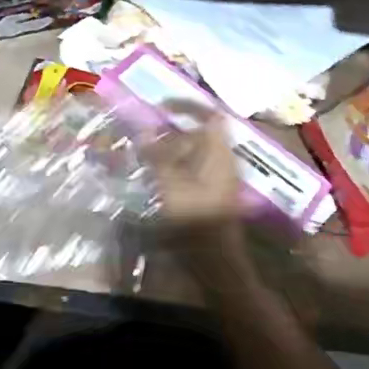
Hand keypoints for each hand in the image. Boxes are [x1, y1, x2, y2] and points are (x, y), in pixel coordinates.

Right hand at [149, 103, 244, 229]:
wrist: (215, 263)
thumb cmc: (196, 221)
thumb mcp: (172, 185)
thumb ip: (159, 156)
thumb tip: (145, 131)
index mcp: (220, 154)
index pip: (211, 115)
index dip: (188, 105)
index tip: (161, 105)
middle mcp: (224, 161)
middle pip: (201, 133)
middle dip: (173, 128)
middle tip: (145, 129)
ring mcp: (219, 179)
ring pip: (195, 152)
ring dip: (171, 148)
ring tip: (144, 150)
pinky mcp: (211, 195)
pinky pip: (192, 169)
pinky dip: (174, 164)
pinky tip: (154, 174)